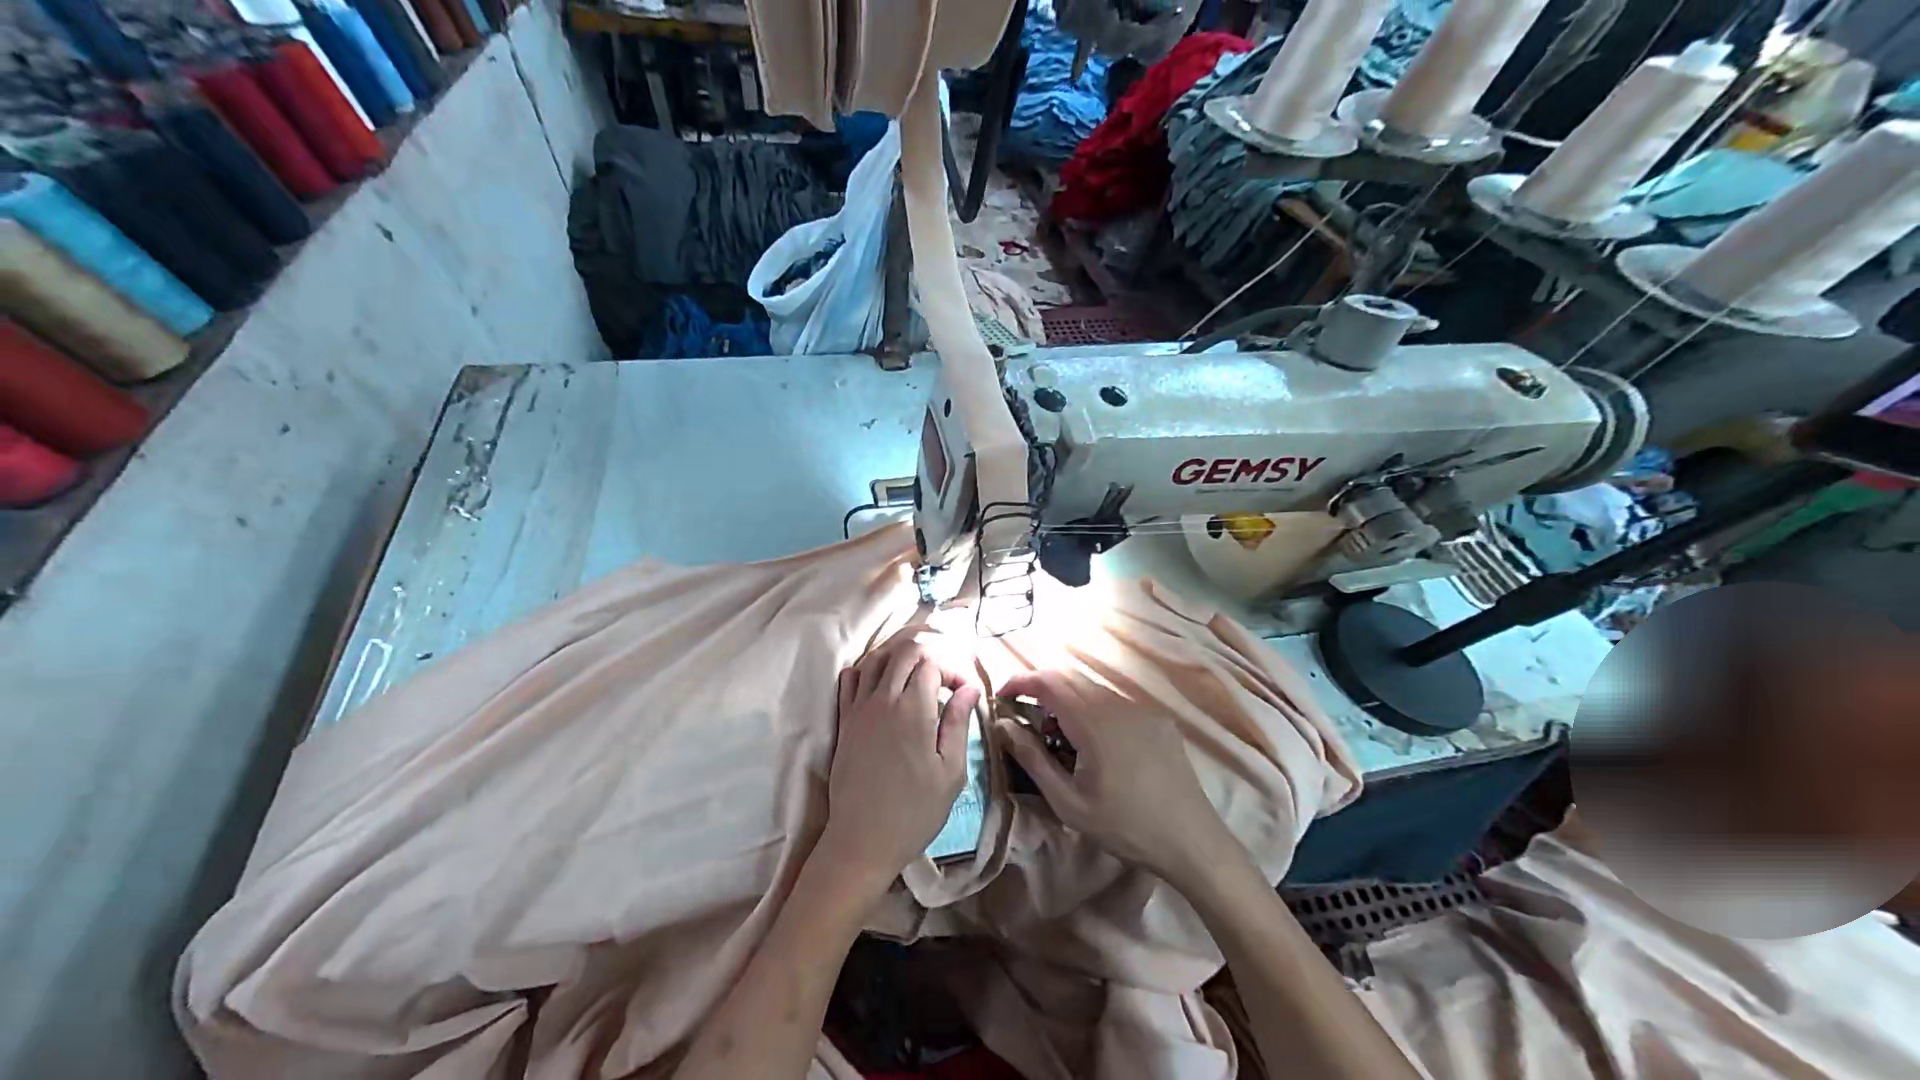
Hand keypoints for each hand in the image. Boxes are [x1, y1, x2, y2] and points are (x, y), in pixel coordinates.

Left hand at [816, 631, 981, 885]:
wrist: (862, 839)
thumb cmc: (915, 811)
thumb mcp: (950, 772)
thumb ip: (958, 723)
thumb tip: (969, 688)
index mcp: (912, 709)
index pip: (932, 663)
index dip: (953, 669)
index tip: (964, 691)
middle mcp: (882, 699)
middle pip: (903, 652)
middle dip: (929, 654)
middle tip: (944, 678)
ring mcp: (858, 708)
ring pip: (875, 659)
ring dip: (899, 657)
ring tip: (918, 673)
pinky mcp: (843, 721)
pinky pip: (850, 679)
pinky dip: (868, 670)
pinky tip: (883, 683)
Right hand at [996, 669, 1236, 886]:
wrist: (1192, 842)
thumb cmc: (1124, 827)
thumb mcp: (1068, 802)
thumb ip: (1032, 758)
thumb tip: (1002, 725)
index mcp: (1094, 722)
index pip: (1049, 681)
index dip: (1020, 681)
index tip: (1002, 696)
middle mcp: (1120, 705)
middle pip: (1070, 679)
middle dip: (1042, 692)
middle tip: (1025, 721)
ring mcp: (1143, 710)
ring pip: (1094, 690)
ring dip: (1068, 702)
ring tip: (1059, 739)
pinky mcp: (1159, 720)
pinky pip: (1116, 703)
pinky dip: (1094, 710)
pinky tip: (1095, 745)